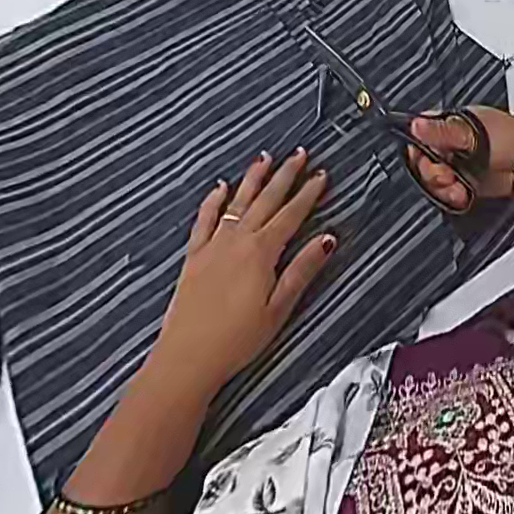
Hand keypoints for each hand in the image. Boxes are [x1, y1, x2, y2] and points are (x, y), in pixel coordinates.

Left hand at [149, 150, 336, 397]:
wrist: (185, 360)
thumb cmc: (236, 340)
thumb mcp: (279, 308)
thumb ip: (303, 269)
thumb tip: (327, 239)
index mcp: (262, 252)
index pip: (292, 214)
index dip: (309, 193)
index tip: (321, 174)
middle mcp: (238, 241)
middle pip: (267, 199)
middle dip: (286, 174)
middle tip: (299, 153)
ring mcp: (214, 247)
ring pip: (238, 202)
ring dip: (253, 178)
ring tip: (265, 158)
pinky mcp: (194, 257)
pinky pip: (205, 220)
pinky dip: (213, 201)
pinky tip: (220, 187)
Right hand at [404, 110, 513, 245]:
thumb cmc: (513, 138)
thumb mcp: (472, 132)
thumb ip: (442, 131)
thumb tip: (415, 124)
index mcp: (453, 121)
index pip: (420, 132)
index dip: (417, 146)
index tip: (422, 155)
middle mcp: (453, 142)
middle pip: (424, 159)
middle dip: (431, 171)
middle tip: (445, 173)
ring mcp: (459, 163)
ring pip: (434, 179)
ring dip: (442, 186)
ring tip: (457, 185)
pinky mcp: (465, 182)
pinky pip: (447, 192)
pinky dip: (452, 195)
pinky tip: (462, 194)